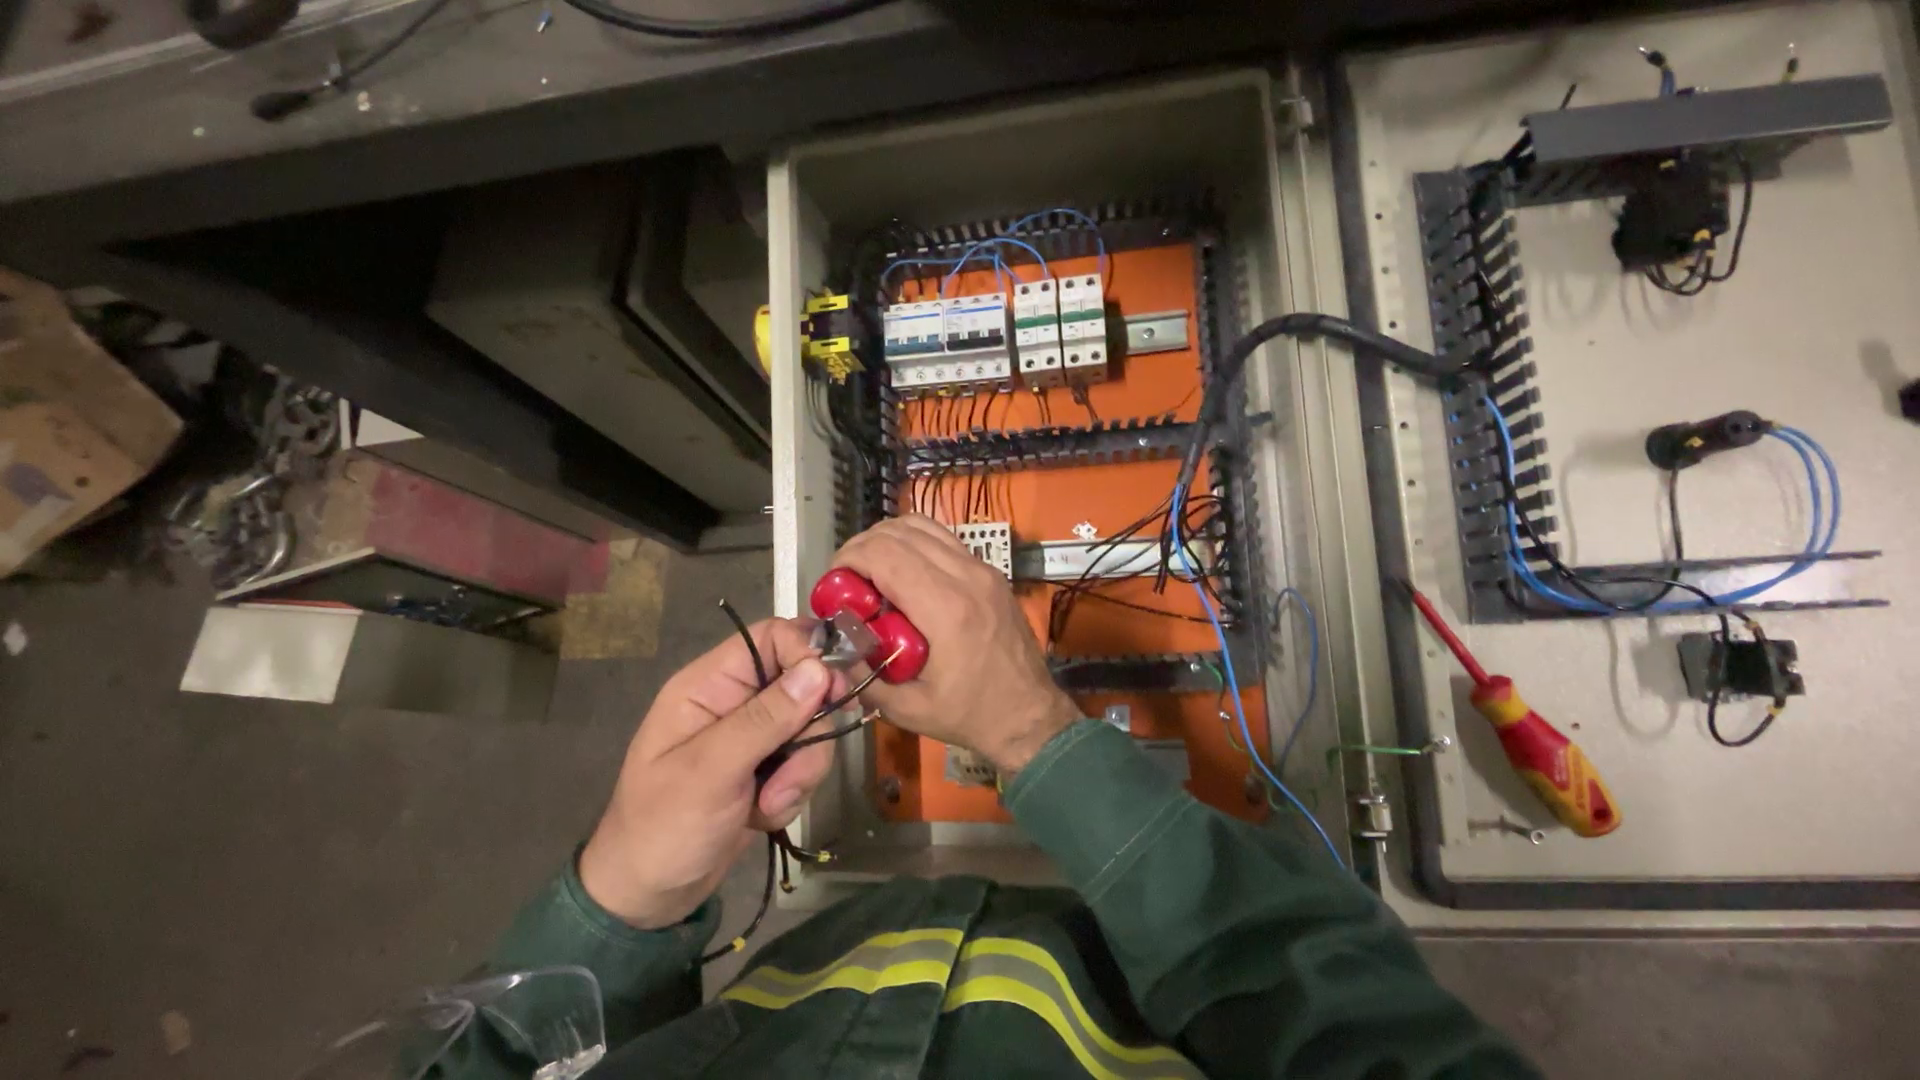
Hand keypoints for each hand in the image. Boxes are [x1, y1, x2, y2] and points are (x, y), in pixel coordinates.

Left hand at [578, 618, 846, 928]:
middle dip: (807, 735)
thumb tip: (819, 668)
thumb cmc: (663, 827)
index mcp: (709, 685)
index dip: (808, 654)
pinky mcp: (767, 769)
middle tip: (790, 773)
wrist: (648, 899)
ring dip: (800, 773)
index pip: (772, 638)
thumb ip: (766, 718)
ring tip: (767, 805)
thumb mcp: (711, 771)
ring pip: (810, 730)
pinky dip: (793, 793)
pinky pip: (804, 764)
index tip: (833, 692)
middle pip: (803, 686)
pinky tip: (762, 817)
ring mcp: (753, 738)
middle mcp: (734, 702)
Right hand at [833, 516, 1078, 774]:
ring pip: (924, 526)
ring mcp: (983, 570)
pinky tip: (903, 573)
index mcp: (946, 609)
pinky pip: (944, 539)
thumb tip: (831, 645)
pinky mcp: (991, 573)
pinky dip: (915, 543)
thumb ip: (863, 675)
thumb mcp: (907, 709)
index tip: (832, 582)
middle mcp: (967, 577)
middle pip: (901, 532)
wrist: (1029, 716)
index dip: (850, 558)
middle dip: (862, 547)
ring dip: (888, 539)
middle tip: (846, 577)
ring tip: (870, 570)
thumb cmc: (969, 715)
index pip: (886, 554)